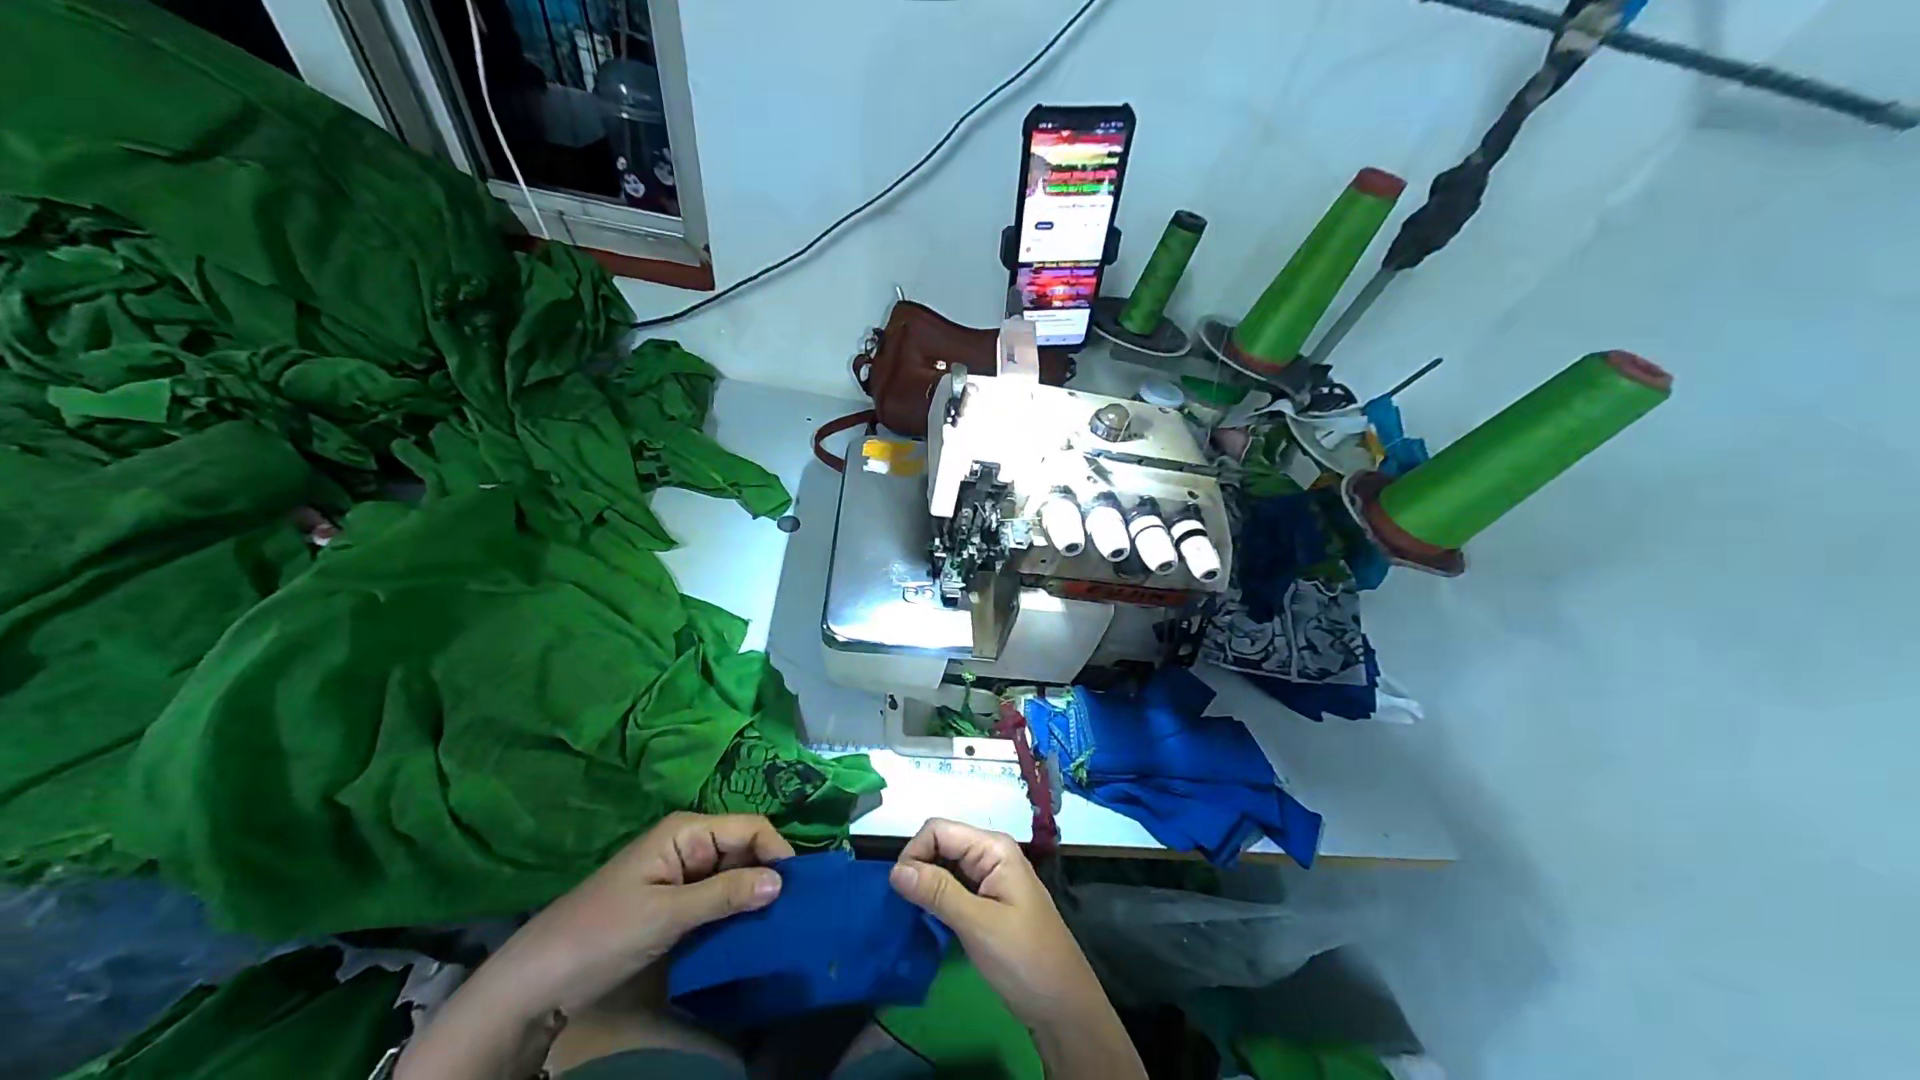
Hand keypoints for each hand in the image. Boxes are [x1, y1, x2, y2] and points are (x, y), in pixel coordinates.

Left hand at [510, 812, 793, 1011]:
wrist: (538, 981)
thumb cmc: (602, 934)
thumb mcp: (667, 914)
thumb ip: (725, 895)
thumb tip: (781, 881)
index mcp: (687, 831)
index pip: (751, 828)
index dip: (777, 852)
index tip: (799, 890)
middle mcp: (689, 844)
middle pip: (746, 848)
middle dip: (769, 874)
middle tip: (794, 911)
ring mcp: (682, 873)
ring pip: (735, 874)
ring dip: (754, 895)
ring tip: (780, 923)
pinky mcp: (676, 902)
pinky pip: (718, 897)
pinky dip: (735, 910)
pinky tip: (751, 930)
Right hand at [887, 818, 1103, 1027]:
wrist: (1062, 1005)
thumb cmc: (1025, 959)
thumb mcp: (978, 924)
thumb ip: (938, 892)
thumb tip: (895, 870)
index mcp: (993, 848)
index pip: (938, 830)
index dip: (914, 852)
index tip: (900, 890)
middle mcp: (990, 855)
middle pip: (940, 845)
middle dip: (918, 869)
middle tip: (907, 907)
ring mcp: (989, 878)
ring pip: (943, 867)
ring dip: (925, 886)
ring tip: (916, 916)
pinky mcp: (986, 902)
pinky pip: (952, 888)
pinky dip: (936, 900)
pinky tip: (930, 922)